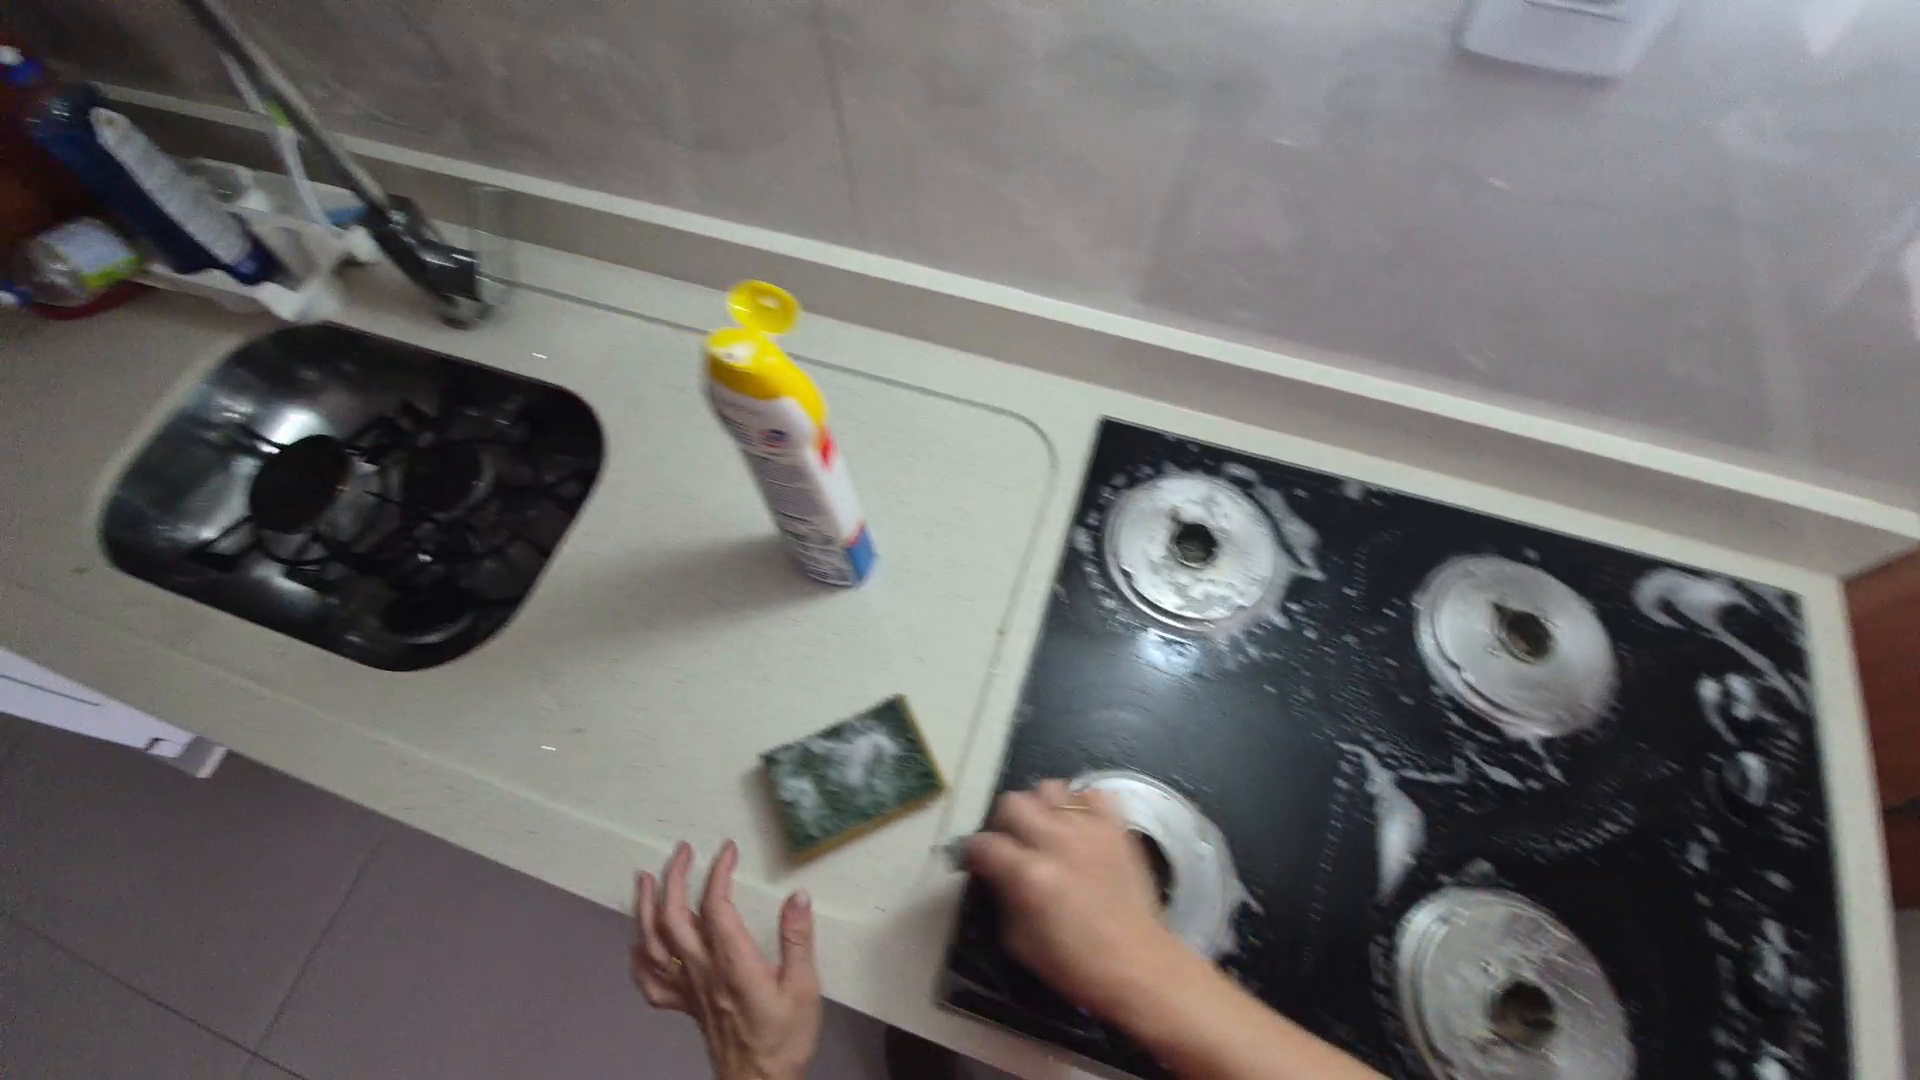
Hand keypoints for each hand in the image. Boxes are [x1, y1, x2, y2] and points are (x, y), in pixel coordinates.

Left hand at [632, 840, 821, 1079]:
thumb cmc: (785, 1038)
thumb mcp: (804, 987)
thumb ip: (798, 939)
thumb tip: (798, 896)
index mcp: (733, 963)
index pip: (716, 907)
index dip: (718, 874)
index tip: (728, 850)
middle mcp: (703, 972)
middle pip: (673, 918)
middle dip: (674, 878)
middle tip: (682, 851)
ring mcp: (688, 991)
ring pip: (653, 945)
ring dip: (644, 908)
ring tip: (645, 879)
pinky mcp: (684, 1007)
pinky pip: (650, 983)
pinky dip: (638, 960)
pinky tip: (637, 944)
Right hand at [965, 779, 1190, 1020]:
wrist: (1139, 965)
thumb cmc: (1076, 964)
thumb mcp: (1020, 942)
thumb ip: (1002, 898)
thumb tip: (993, 874)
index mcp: (1029, 874)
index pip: (984, 843)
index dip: (973, 852)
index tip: (976, 861)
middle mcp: (1057, 841)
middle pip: (1011, 803)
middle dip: (1003, 823)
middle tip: (1011, 844)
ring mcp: (1089, 829)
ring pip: (1049, 788)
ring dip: (1040, 808)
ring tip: (1046, 830)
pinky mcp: (1117, 827)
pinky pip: (1093, 794)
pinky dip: (1081, 805)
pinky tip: (1079, 826)